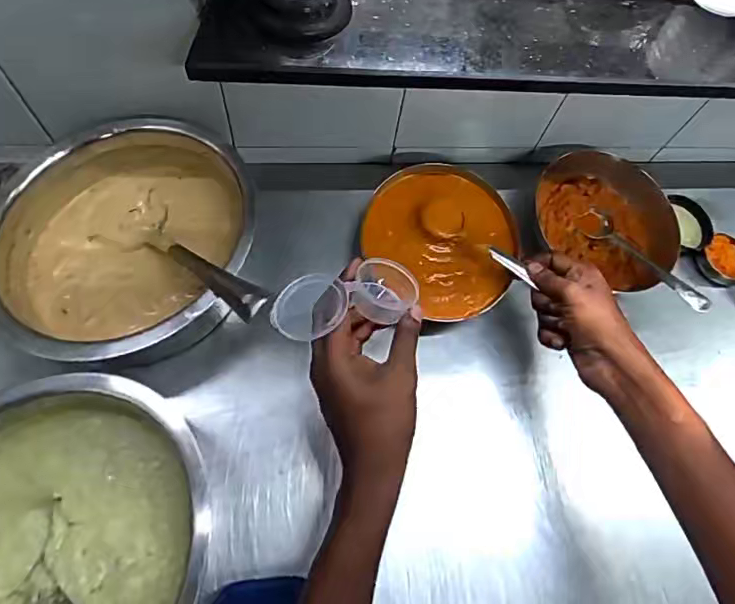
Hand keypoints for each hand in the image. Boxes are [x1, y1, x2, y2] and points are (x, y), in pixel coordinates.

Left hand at [310, 260, 421, 485]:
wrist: (373, 470)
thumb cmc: (385, 425)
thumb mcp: (400, 376)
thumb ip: (404, 338)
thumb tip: (413, 310)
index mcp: (330, 356)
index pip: (332, 308)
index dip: (344, 282)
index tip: (357, 263)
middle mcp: (321, 361)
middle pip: (330, 317)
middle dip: (349, 295)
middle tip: (370, 278)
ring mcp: (326, 374)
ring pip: (336, 332)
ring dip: (356, 315)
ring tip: (381, 300)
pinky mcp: (336, 383)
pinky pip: (342, 347)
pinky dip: (358, 333)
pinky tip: (378, 327)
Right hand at [528, 251, 637, 389]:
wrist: (611, 364)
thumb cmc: (601, 326)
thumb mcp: (571, 293)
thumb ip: (547, 277)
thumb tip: (532, 266)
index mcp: (582, 275)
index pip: (552, 259)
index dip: (537, 264)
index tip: (523, 269)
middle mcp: (576, 292)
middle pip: (541, 286)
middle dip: (543, 299)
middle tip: (556, 306)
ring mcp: (570, 313)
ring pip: (541, 308)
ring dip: (548, 319)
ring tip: (565, 326)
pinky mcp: (565, 332)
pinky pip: (543, 327)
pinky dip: (550, 335)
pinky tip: (564, 339)